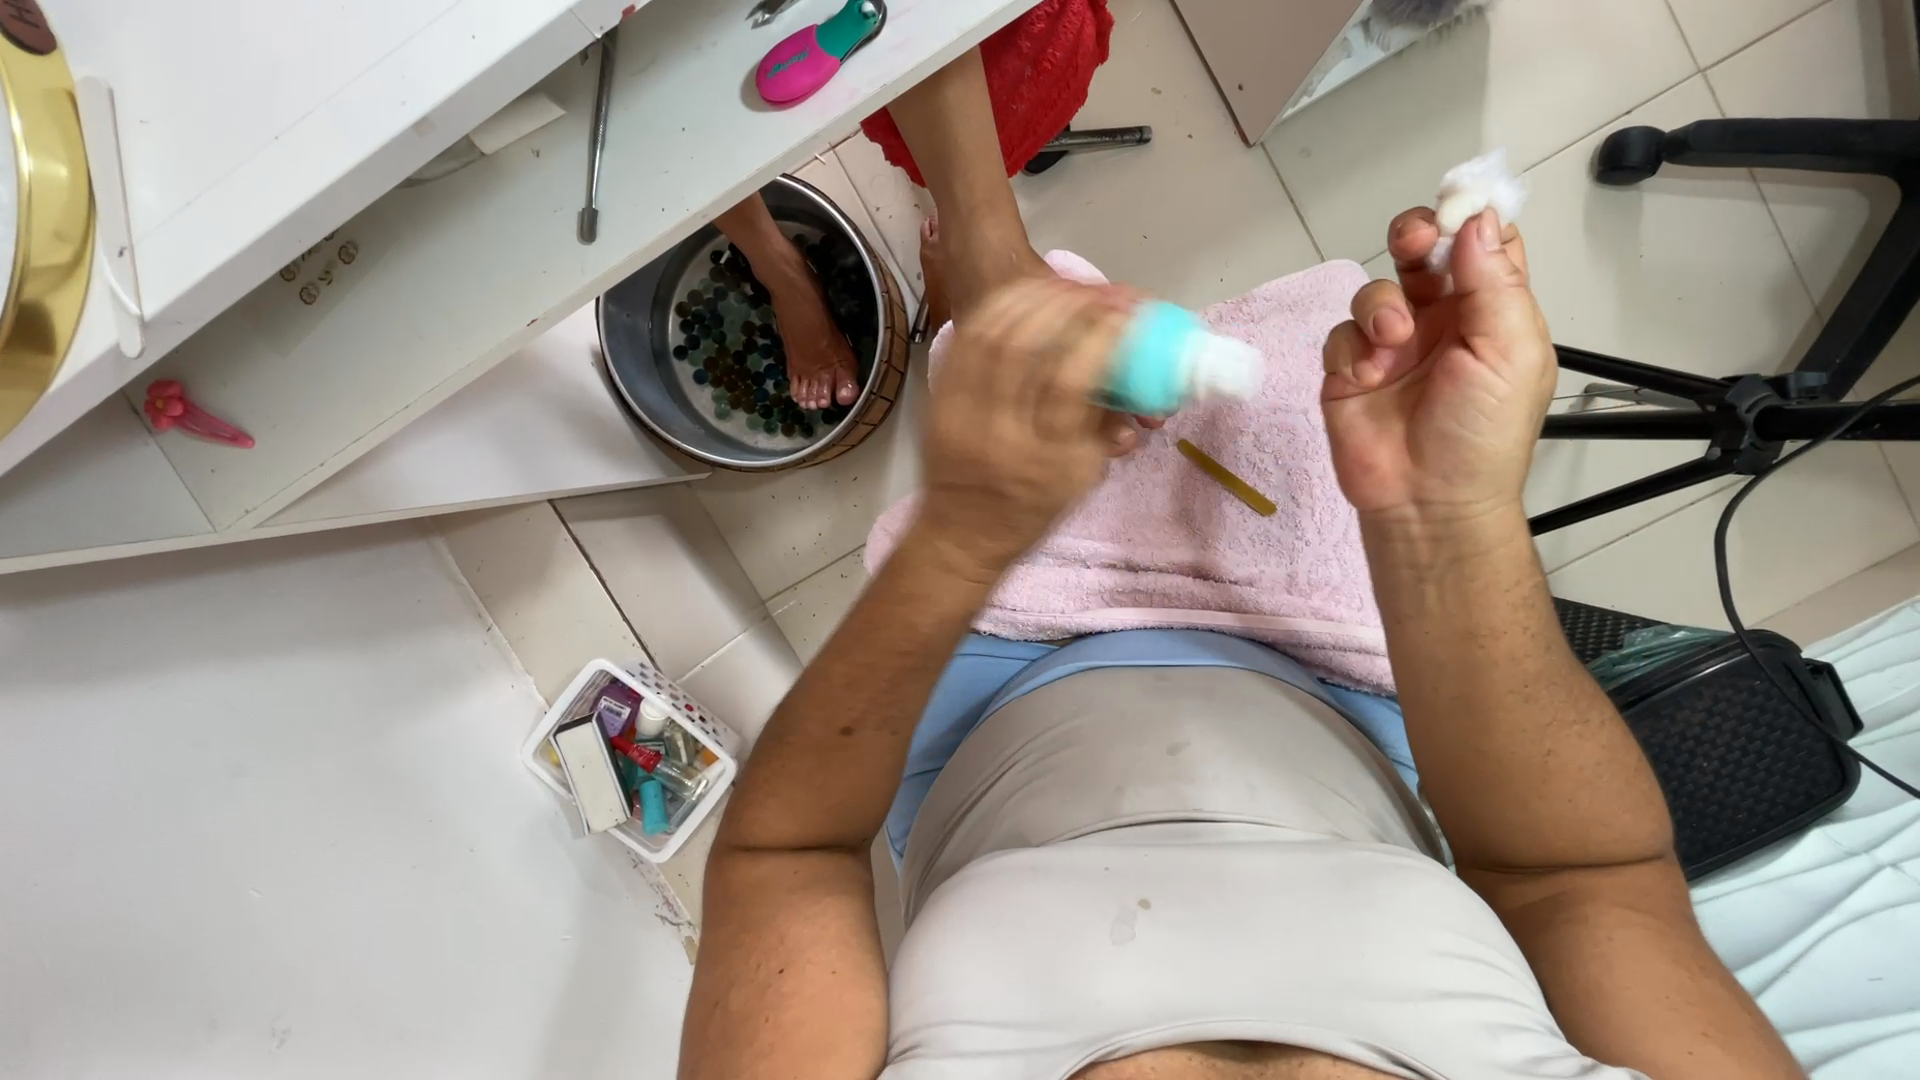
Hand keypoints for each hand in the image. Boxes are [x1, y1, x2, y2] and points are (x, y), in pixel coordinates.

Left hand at [914, 278, 1133, 581]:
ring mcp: (962, 414)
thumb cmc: (1027, 512)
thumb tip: (1141, 390)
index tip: (1126, 315)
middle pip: (1030, 350)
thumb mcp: (1078, 482)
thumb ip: (1105, 432)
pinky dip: (998, 314)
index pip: (1073, 382)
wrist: (958, 533)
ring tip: (1065, 288)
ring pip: (995, 339)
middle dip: (1070, 309)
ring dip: (1034, 303)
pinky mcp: (940, 401)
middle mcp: (1000, 433)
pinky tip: (1021, 299)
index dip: (1101, 339)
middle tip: (1099, 293)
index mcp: (1043, 460)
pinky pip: (966, 345)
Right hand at [1321, 208, 1555, 526]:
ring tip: (1391, 342)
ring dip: (1380, 307)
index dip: (1471, 218)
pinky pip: (1339, 335)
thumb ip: (1493, 283)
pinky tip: (1365, 375)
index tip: (1459, 204)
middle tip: (1413, 240)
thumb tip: (1474, 220)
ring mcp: (1388, 345)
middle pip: (1421, 254)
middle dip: (1414, 236)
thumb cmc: (1481, 431)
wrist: (1424, 498)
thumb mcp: (1509, 352)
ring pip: (1374, 292)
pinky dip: (1350, 348)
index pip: (1482, 246)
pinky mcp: (1347, 370)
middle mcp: (1438, 320)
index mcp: (1489, 311)